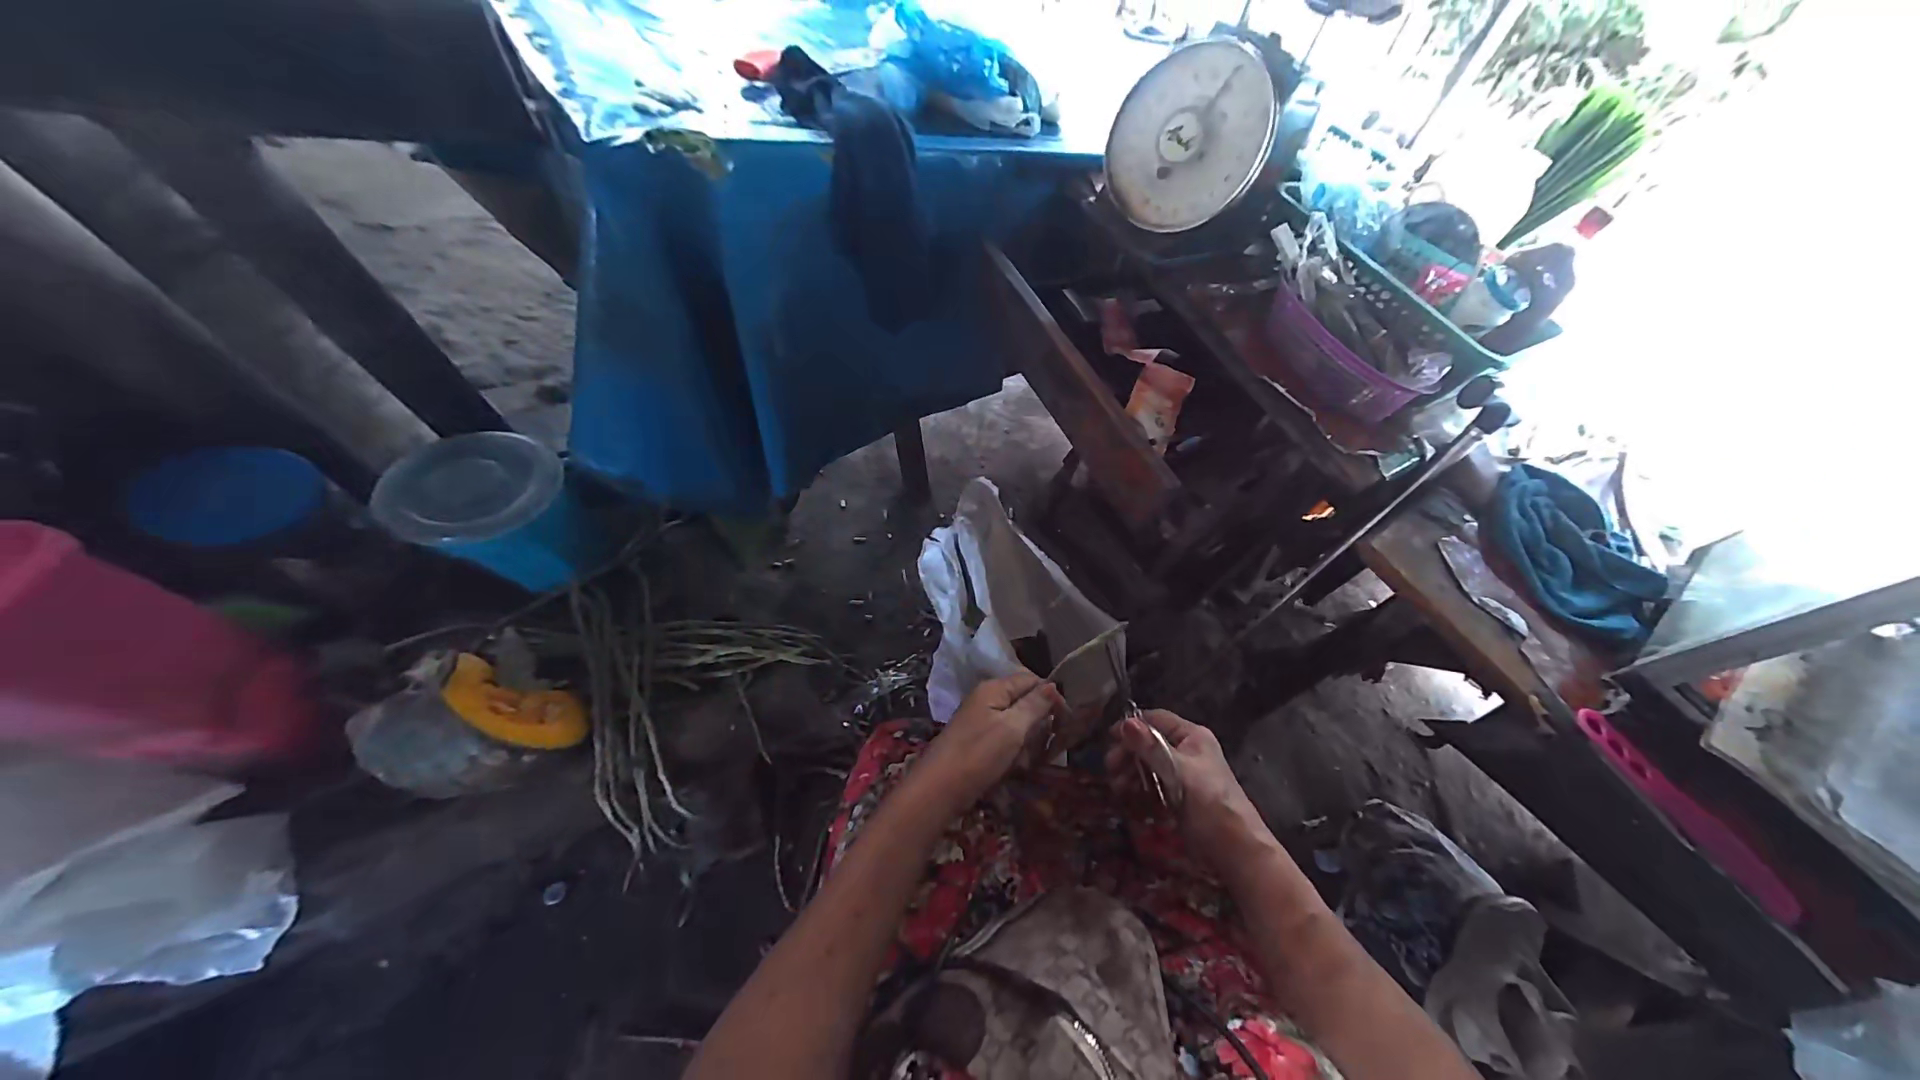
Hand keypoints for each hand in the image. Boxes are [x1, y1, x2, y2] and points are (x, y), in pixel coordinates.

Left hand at [913, 672, 1066, 812]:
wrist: (939, 789)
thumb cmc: (978, 755)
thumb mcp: (1012, 728)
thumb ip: (1034, 705)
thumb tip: (1053, 685)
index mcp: (994, 689)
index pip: (1031, 680)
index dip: (1051, 697)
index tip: (1066, 721)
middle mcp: (987, 699)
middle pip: (1025, 701)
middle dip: (1040, 722)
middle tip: (1048, 744)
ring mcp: (981, 720)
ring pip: (1017, 723)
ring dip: (1028, 740)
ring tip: (1029, 759)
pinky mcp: (979, 741)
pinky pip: (1006, 739)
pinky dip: (1015, 751)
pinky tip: (1016, 766)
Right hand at [1109, 709, 1273, 870]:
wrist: (1236, 853)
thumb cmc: (1212, 805)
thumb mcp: (1179, 772)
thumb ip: (1151, 748)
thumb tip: (1126, 723)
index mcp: (1192, 737)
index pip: (1155, 719)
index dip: (1132, 726)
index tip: (1109, 739)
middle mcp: (1186, 751)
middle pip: (1148, 743)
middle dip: (1128, 753)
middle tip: (1111, 768)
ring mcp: (1182, 775)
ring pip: (1147, 765)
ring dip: (1130, 772)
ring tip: (1118, 787)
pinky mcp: (1177, 797)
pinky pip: (1151, 785)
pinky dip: (1138, 789)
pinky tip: (1127, 797)